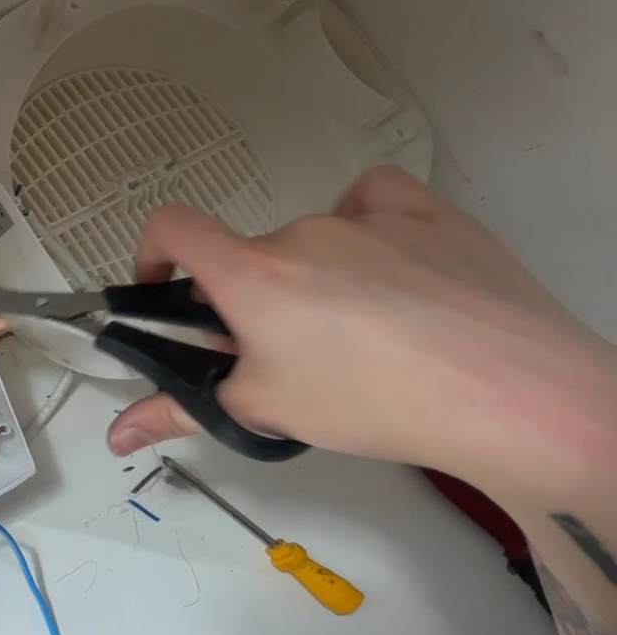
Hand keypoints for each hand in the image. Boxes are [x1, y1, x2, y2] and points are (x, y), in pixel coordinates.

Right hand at [107, 167, 616, 497]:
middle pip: (246, 253)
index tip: (162, 286)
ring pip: (307, 236)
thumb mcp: (260, 410)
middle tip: (270, 347)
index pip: (172, 228)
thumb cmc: (380, 401)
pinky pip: (375, 199)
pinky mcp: (434, 218)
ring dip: (304, 270)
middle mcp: (303, 235)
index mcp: (250, 276)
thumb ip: (175, 413)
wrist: (514, 398)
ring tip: (341, 321)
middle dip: (243, 295)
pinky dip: (362, 221)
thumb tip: (119, 435)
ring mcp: (372, 221)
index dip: (151, 252)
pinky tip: (377, 259)